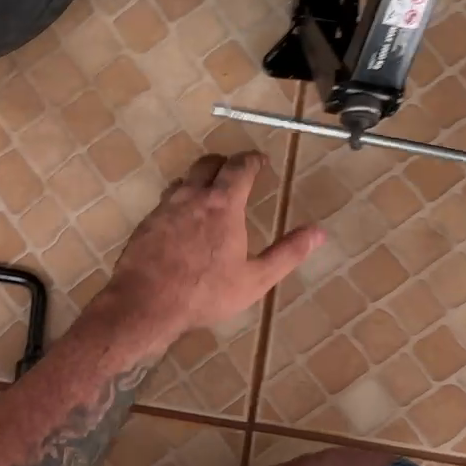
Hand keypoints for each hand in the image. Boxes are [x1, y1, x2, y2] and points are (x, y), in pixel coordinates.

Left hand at [95, 152, 323, 345]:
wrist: (145, 304)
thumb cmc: (204, 294)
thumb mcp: (254, 279)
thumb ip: (287, 253)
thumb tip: (319, 233)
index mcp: (222, 205)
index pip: (240, 167)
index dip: (253, 160)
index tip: (260, 162)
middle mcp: (191, 197)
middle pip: (208, 164)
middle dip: (225, 163)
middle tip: (235, 173)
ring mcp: (164, 209)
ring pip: (183, 181)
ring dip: (199, 180)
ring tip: (209, 195)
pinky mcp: (146, 224)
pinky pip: (165, 202)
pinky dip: (179, 202)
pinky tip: (181, 222)